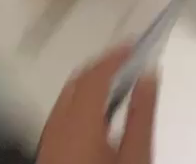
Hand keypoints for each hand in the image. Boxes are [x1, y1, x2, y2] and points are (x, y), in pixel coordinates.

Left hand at [37, 46, 157, 163]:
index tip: (133, 44)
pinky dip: (77, 103)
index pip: (96, 73)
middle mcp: (58, 127)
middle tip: (125, 58)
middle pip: (77, 81)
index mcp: (80, 121)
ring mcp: (48, 142)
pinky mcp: (46, 153)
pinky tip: (94, 112)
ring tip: (113, 81)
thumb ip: (143, 112)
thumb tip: (149, 75)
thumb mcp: (136, 154)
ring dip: (88, 83)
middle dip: (101, 66)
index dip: (116, 54)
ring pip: (66, 97)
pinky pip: (59, 116)